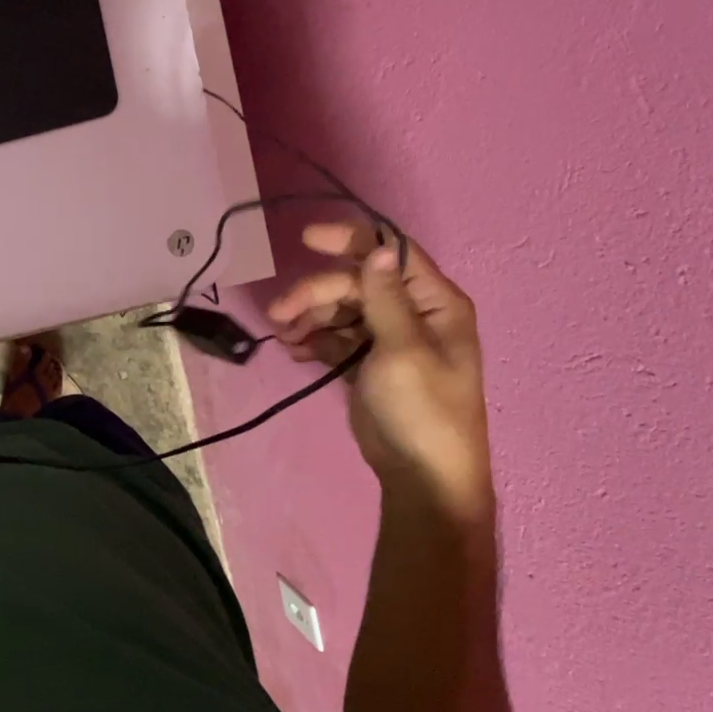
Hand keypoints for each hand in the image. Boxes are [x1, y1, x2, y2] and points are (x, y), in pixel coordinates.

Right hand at [268, 223, 491, 515]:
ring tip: (284, 337)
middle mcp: (412, 313)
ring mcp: (387, 339)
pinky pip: (334, 338)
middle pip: (355, 284)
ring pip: (340, 310)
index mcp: (434, 303)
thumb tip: (377, 250)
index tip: (305, 239)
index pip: (391, 254)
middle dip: (315, 293)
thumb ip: (386, 299)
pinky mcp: (366, 363)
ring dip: (309, 317)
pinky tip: (294, 352)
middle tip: (279, 313)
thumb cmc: (422, 409)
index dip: (350, 240)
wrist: (421, 472)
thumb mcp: (403, 350)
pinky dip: (313, 341)